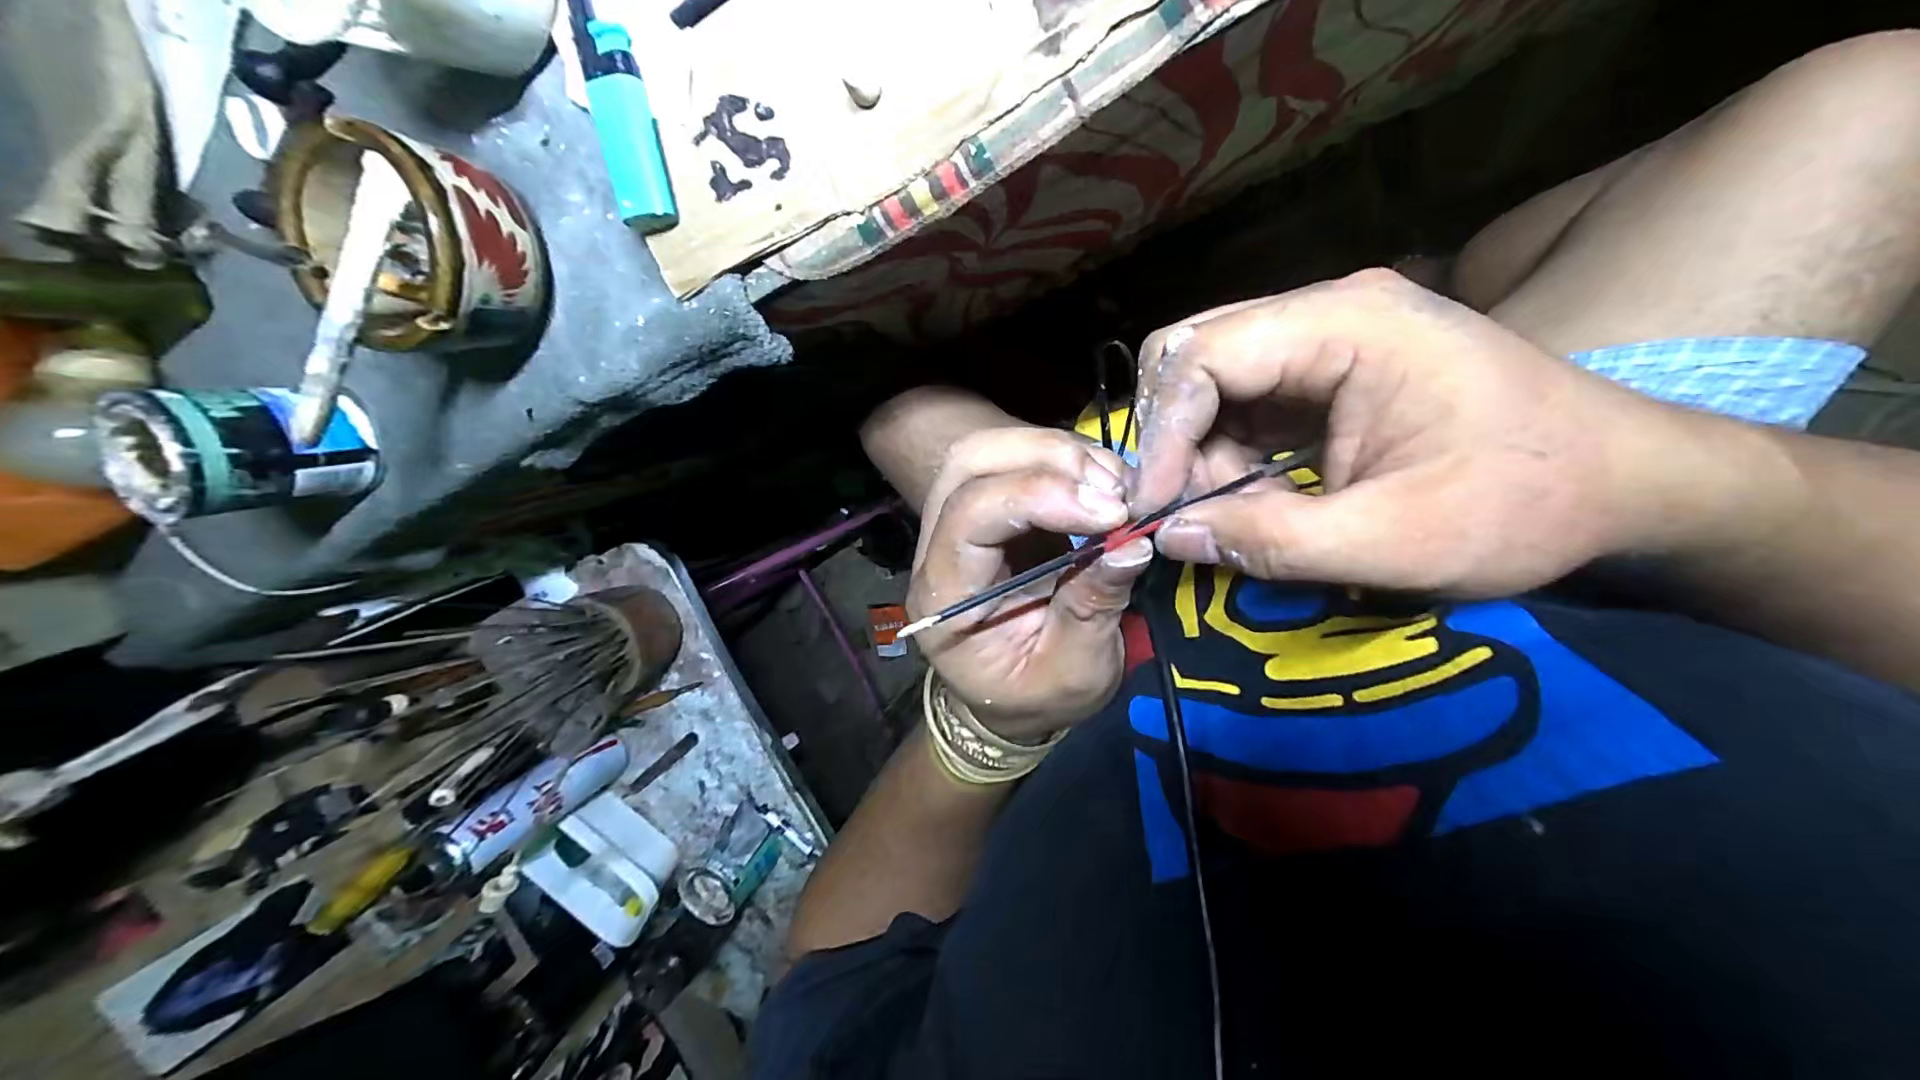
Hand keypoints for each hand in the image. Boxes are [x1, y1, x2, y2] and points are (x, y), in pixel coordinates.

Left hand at [908, 428, 1154, 740]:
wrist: (1010, 698)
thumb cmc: (1033, 696)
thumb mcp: (1073, 670)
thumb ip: (1093, 607)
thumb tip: (1133, 543)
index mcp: (944, 595)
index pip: (970, 517)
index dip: (1039, 497)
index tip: (1113, 513)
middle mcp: (939, 547)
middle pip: (969, 465)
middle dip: (1046, 459)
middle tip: (1116, 490)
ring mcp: (961, 522)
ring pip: (989, 450)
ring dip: (1057, 451)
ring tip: (1116, 486)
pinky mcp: (994, 511)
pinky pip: (1018, 460)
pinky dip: (1065, 459)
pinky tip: (1104, 483)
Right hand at [1128, 269, 1740, 596]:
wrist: (1626, 487)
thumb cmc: (1528, 506)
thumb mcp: (1397, 541)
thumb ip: (1271, 540)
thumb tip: (1167, 537)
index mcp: (1349, 325)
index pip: (1204, 355)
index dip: (1163, 433)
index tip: (1152, 507)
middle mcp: (1325, 313)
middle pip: (1191, 354)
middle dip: (1171, 437)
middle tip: (1176, 508)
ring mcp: (1324, 339)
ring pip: (1207, 384)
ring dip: (1197, 453)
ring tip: (1226, 514)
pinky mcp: (1324, 373)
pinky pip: (1240, 406)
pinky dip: (1224, 456)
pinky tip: (1250, 498)